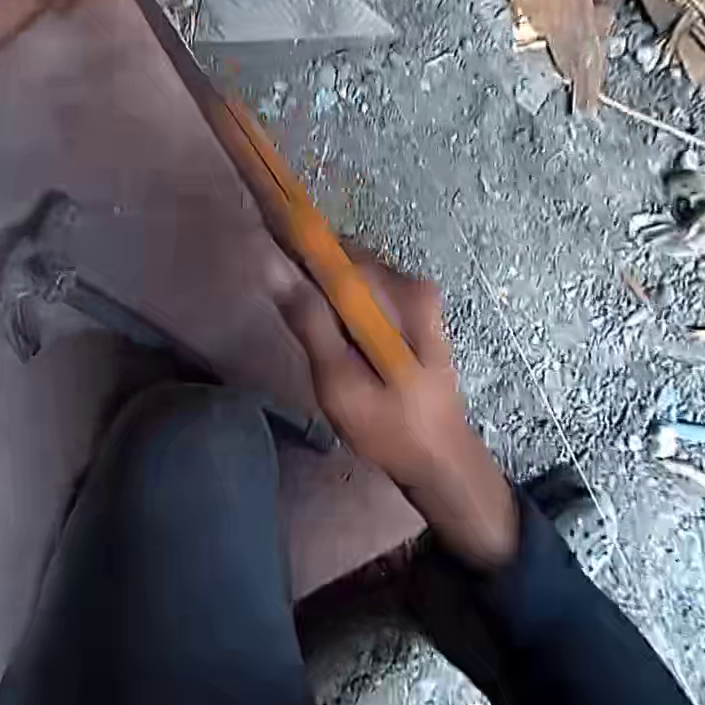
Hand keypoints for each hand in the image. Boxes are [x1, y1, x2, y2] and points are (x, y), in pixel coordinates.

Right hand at [282, 260, 517, 567]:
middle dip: (312, 278)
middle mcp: (413, 284)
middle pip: (345, 262)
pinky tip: (339, 341)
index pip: (334, 253)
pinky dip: (344, 305)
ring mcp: (419, 296)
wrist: (442, 460)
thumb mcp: (340, 384)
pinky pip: (367, 292)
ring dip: (327, 294)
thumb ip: (311, 325)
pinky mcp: (417, 311)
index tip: (262, 245)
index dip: (295, 245)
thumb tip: (276, 269)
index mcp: (400, 297)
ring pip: (354, 277)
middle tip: (290, 316)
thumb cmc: (389, 429)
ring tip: (315, 336)